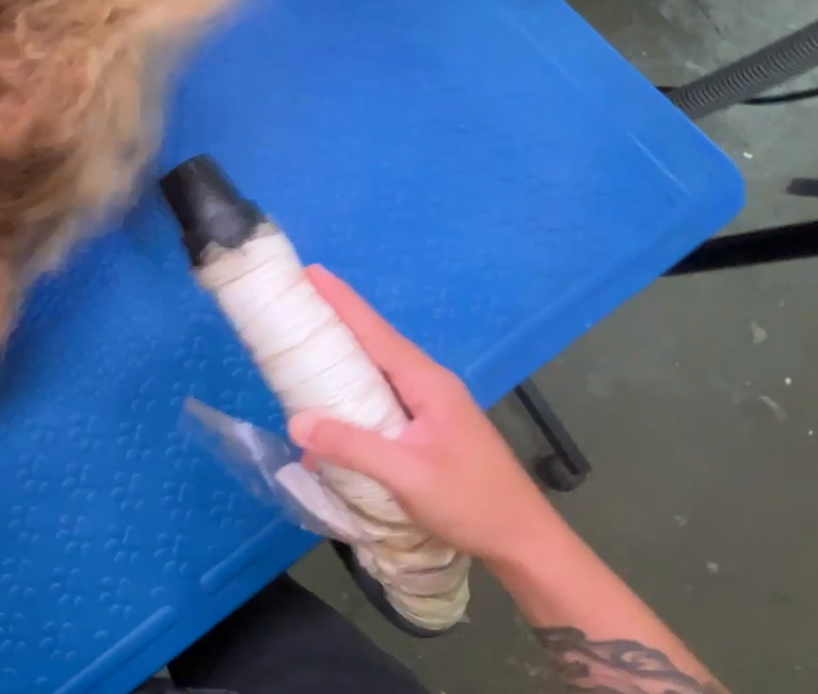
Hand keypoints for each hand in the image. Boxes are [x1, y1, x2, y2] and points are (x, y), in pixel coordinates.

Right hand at [287, 267, 564, 566]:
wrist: (525, 545)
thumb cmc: (473, 504)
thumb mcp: (409, 477)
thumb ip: (353, 447)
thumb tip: (295, 422)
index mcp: (427, 383)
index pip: (376, 330)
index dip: (341, 300)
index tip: (309, 272)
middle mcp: (427, 384)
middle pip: (372, 341)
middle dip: (333, 319)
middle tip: (291, 304)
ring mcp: (428, 405)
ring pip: (374, 367)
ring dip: (338, 353)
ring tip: (299, 344)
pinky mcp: (424, 425)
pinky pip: (377, 392)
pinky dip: (348, 387)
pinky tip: (325, 400)